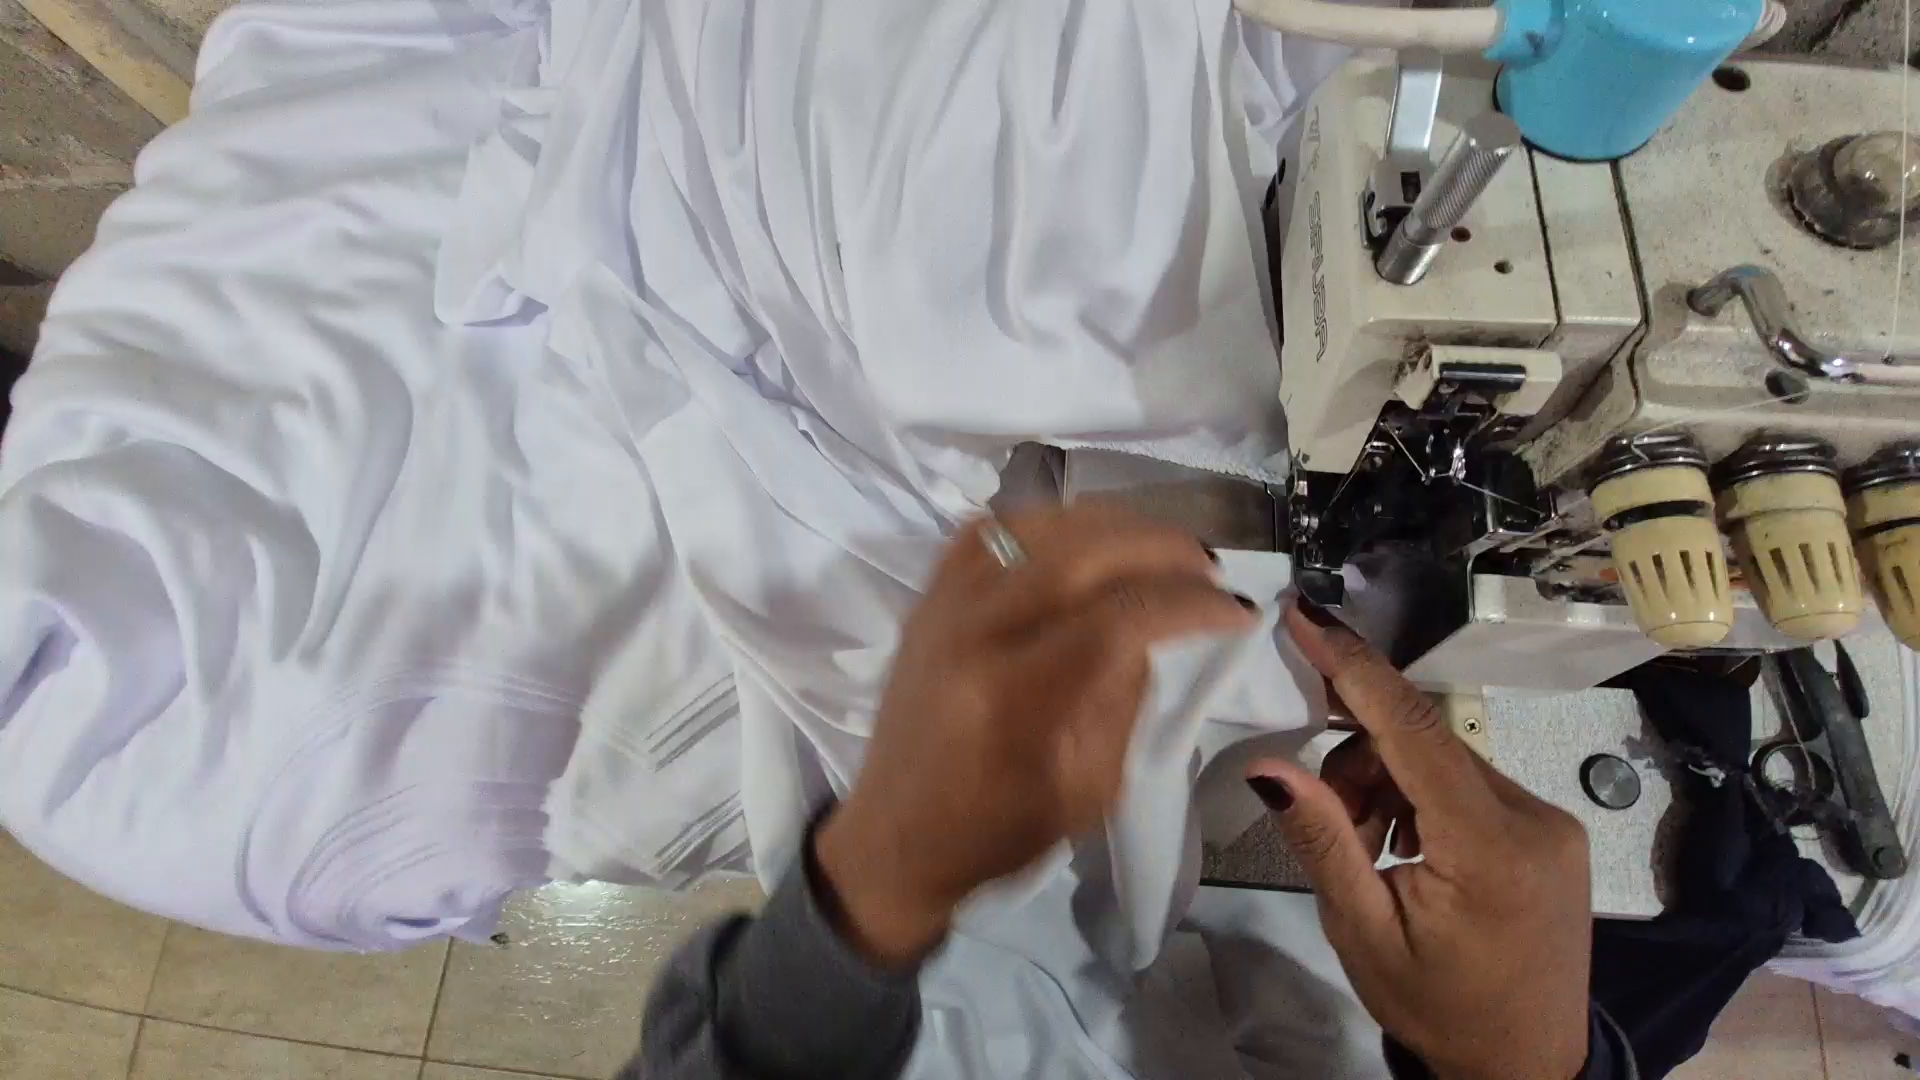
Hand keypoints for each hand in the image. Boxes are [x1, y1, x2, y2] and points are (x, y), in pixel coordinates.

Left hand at [815, 506, 1255, 967]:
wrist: (893, 836)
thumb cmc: (993, 832)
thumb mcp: (1085, 792)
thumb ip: (1122, 700)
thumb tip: (1149, 630)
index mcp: (1012, 698)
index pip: (1115, 620)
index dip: (1186, 606)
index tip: (1236, 610)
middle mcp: (971, 634)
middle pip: (1077, 554)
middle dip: (1157, 546)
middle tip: (1206, 563)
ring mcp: (940, 607)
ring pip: (1032, 528)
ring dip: (1106, 524)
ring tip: (1152, 545)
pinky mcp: (925, 601)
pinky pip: (984, 533)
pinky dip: (1040, 523)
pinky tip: (1076, 539)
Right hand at [1247, 601, 1592, 1079]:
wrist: (1526, 1070)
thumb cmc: (1436, 1006)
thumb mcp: (1361, 931)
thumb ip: (1320, 839)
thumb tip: (1269, 765)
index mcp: (1489, 847)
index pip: (1411, 728)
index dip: (1353, 664)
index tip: (1303, 614)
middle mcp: (1530, 815)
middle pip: (1417, 736)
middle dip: (1353, 751)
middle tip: (1324, 806)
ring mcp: (1543, 817)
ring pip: (1432, 752)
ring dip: (1377, 775)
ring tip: (1363, 843)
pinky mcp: (1539, 824)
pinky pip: (1455, 774)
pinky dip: (1407, 788)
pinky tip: (1394, 839)